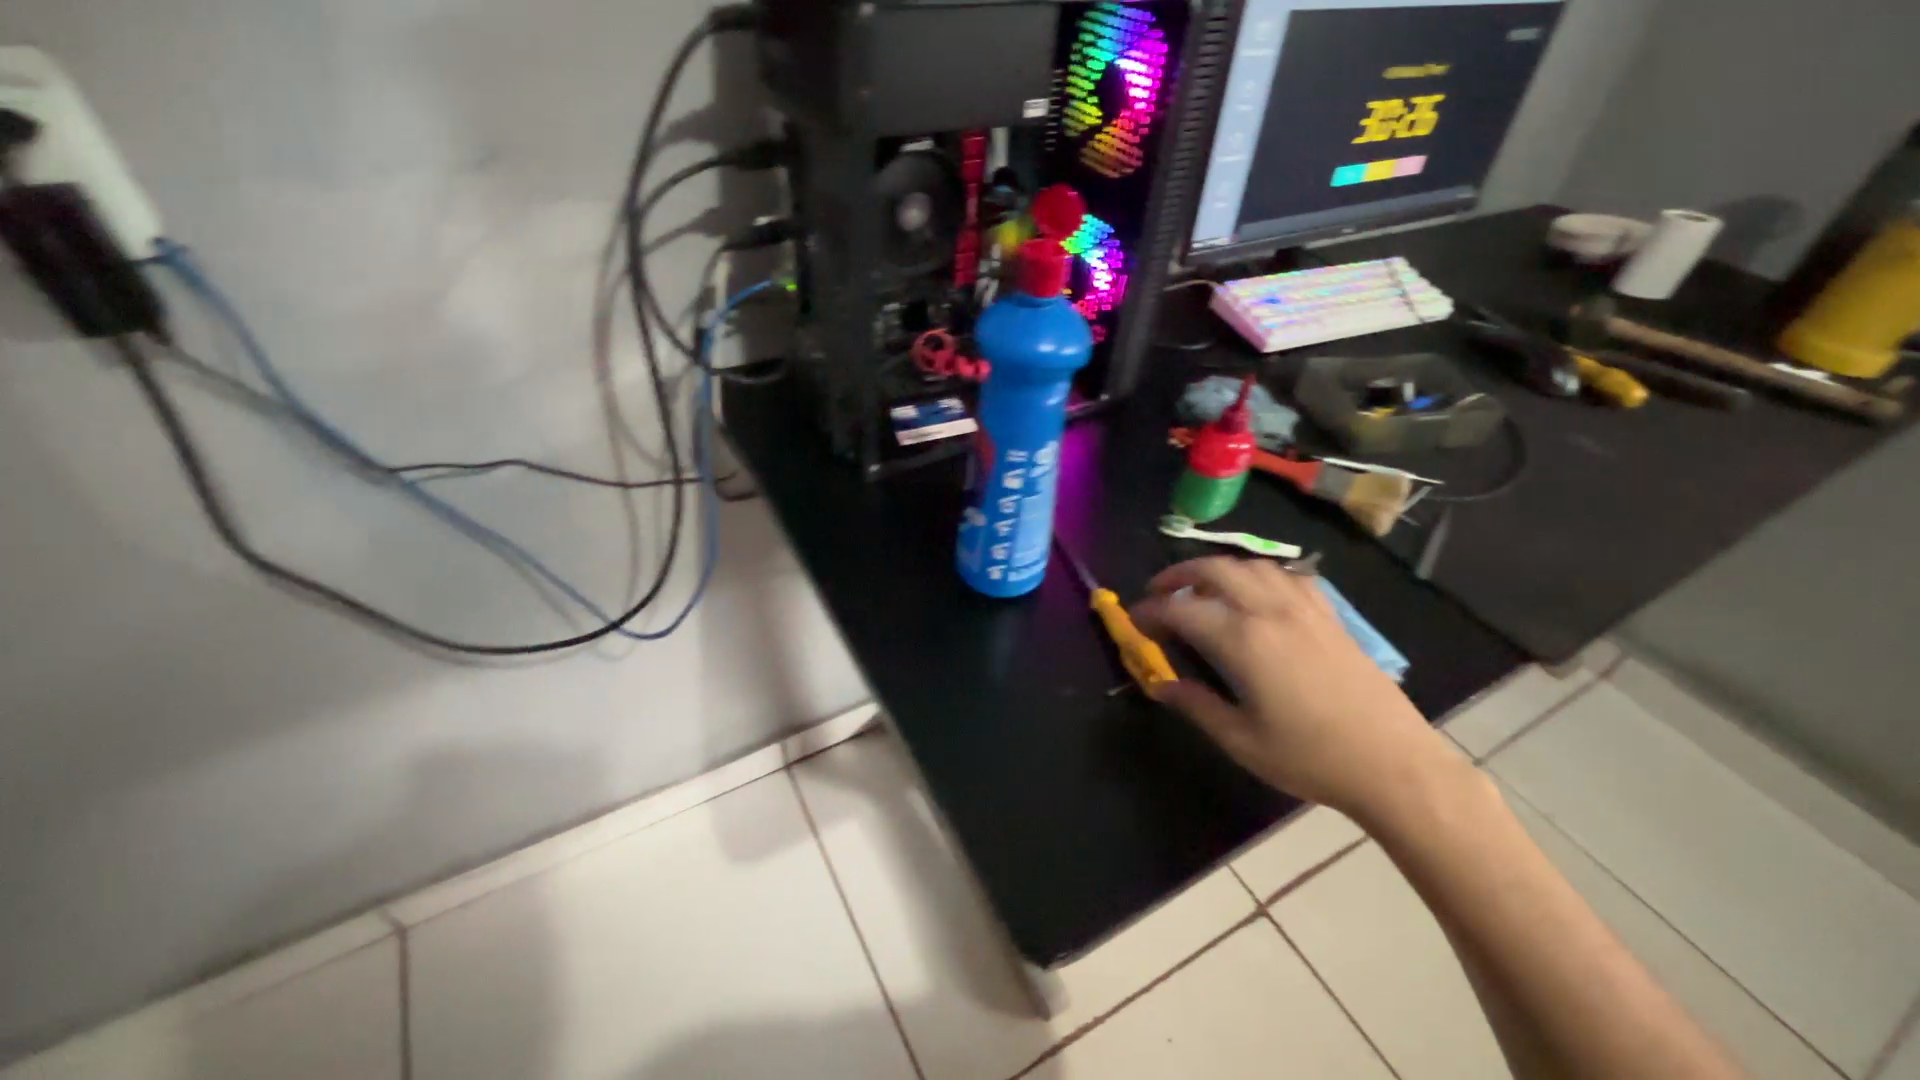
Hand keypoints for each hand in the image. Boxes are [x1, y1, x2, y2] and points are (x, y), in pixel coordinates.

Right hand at [1130, 557, 1460, 818]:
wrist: (1392, 762)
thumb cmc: (1309, 758)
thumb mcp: (1241, 741)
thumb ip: (1196, 705)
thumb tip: (1161, 685)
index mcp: (1242, 641)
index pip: (1182, 610)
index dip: (1151, 611)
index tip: (1134, 621)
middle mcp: (1270, 611)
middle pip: (1215, 571)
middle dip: (1179, 576)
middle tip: (1159, 593)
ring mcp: (1305, 609)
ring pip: (1252, 566)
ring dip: (1219, 570)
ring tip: (1202, 589)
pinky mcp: (1330, 616)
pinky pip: (1288, 577)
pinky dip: (1261, 575)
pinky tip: (1258, 594)